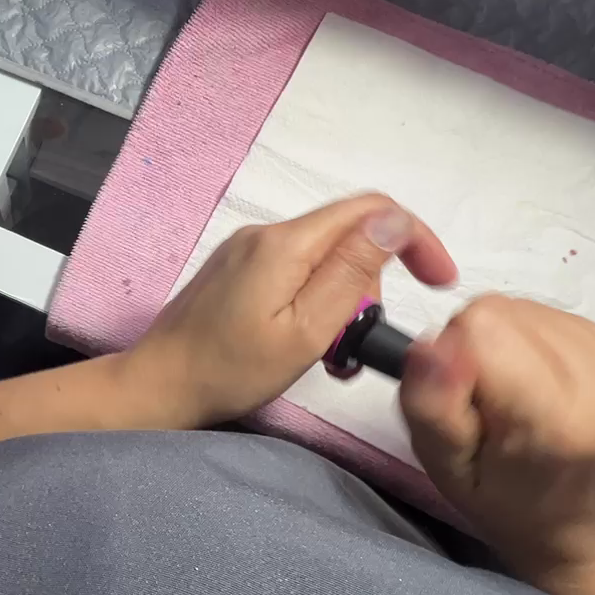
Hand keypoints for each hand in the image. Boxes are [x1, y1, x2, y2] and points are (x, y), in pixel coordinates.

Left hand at [122, 194, 456, 427]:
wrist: (158, 384)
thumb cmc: (231, 369)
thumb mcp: (306, 330)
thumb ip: (352, 272)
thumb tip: (393, 221)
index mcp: (282, 244)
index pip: (371, 210)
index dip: (415, 238)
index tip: (437, 283)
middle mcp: (261, 235)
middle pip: (345, 236)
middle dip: (369, 283)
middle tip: (354, 339)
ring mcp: (241, 251)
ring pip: (319, 257)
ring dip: (340, 299)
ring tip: (327, 350)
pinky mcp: (231, 271)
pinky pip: (290, 271)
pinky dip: (311, 300)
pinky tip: (303, 340)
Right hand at [400, 295, 594, 579]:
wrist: (574, 522)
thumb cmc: (493, 494)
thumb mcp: (440, 464)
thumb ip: (430, 405)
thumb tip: (431, 344)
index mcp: (557, 420)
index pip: (480, 326)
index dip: (452, 353)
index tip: (462, 397)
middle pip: (503, 312)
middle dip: (477, 345)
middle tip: (486, 398)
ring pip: (527, 309)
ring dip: (506, 342)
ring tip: (514, 392)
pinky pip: (557, 317)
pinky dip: (535, 343)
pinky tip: (541, 382)